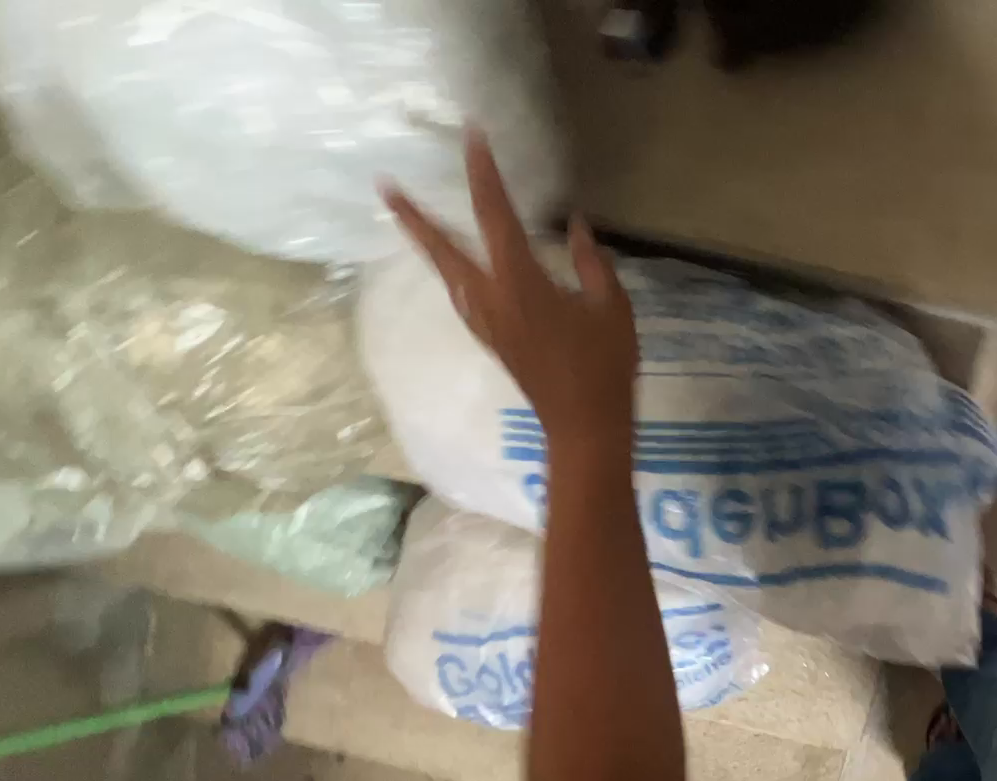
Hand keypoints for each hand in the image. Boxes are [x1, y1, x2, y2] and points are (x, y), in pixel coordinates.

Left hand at [380, 130, 638, 455]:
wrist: (585, 426)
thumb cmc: (604, 366)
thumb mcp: (612, 309)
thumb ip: (592, 264)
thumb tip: (577, 227)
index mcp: (520, 284)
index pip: (496, 216)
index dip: (484, 175)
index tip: (473, 137)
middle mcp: (491, 300)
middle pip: (444, 251)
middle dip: (414, 218)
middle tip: (385, 187)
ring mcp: (487, 325)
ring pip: (447, 277)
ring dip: (428, 247)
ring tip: (409, 222)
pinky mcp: (494, 343)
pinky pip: (462, 298)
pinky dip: (452, 275)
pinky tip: (457, 273)